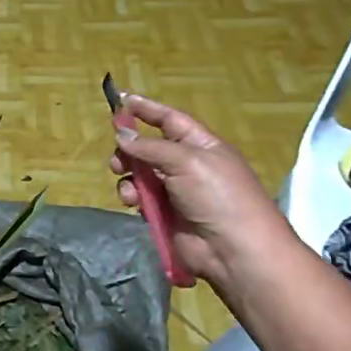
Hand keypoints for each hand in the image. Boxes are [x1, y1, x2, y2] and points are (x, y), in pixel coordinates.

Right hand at [109, 93, 293, 284]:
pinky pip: (142, 199)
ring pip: (141, 175)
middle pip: (151, 148)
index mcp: (201, 144)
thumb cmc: (217, 194)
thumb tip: (122, 135)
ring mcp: (176, 192)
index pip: (170, 119)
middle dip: (131, 148)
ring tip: (128, 185)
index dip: (147, 110)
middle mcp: (188, 165)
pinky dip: (134, 198)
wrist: (232, 249)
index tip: (120, 100)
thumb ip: (151, 147)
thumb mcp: (187, 161)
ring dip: (130, 176)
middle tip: (117, 154)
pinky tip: (134, 202)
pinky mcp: (165, 216)